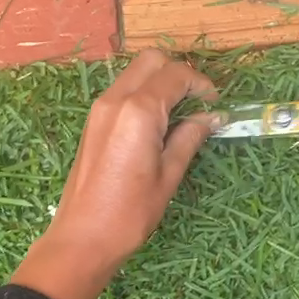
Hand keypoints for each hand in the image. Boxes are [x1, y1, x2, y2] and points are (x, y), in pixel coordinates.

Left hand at [11, 49, 217, 298]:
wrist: (83, 238)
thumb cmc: (130, 213)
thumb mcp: (168, 176)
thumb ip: (190, 138)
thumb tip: (212, 117)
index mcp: (138, 111)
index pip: (175, 75)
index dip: (201, 84)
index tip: (216, 103)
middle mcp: (116, 100)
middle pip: (152, 61)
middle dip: (179, 73)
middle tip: (198, 102)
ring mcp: (100, 109)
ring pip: (135, 73)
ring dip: (160, 82)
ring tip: (181, 113)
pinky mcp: (93, 121)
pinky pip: (123, 91)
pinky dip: (144, 94)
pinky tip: (158, 123)